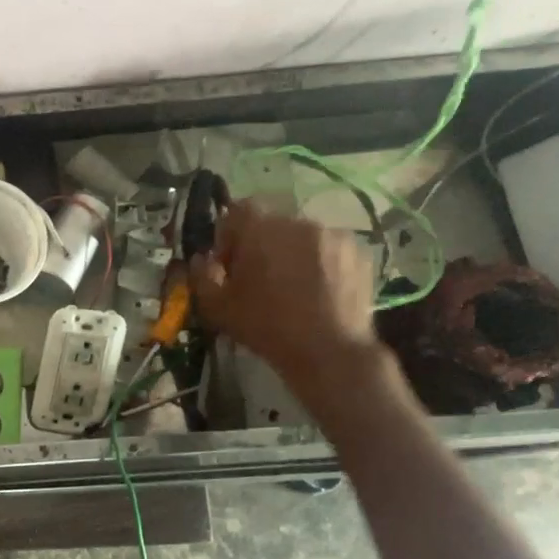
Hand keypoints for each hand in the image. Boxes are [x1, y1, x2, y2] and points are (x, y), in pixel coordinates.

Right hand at [189, 200, 382, 397]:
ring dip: (289, 253)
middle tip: (256, 277)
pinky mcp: (358, 252)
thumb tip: (201, 259)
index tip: (227, 261)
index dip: (228, 233)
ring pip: (301, 236)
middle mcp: (300, 223)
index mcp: (262, 231)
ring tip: (289, 285)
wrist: (328, 349)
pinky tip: (315, 290)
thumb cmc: (265, 326)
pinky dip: (318, 262)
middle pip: (271, 223)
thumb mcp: (216, 306)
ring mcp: (334, 235)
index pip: (239, 209)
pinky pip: (328, 248)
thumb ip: (200, 276)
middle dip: (259, 244)